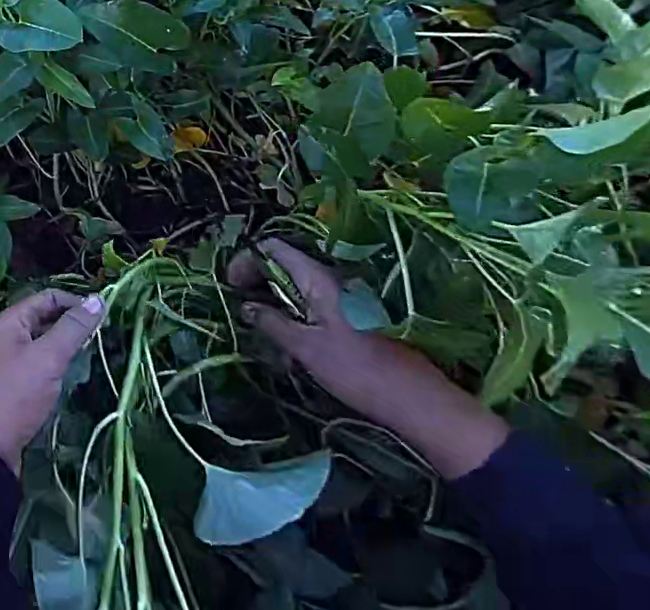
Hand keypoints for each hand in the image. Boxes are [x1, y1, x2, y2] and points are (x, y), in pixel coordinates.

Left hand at [0, 289, 105, 473]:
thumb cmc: (15, 395)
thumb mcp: (48, 357)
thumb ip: (73, 328)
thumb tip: (99, 299)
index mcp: (12, 322)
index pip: (49, 297)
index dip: (76, 302)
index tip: (105, 316)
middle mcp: (9, 337)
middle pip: (47, 319)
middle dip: (74, 325)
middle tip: (103, 337)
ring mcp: (11, 364)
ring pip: (46, 345)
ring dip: (69, 348)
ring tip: (93, 357)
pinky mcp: (16, 388)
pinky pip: (42, 368)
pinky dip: (59, 369)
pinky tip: (74, 379)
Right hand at [229, 239, 508, 478]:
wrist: (419, 401)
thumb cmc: (358, 371)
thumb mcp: (306, 348)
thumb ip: (272, 322)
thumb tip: (246, 306)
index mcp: (318, 277)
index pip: (274, 248)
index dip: (247, 259)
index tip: (230, 285)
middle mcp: (332, 278)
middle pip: (285, 263)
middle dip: (257, 279)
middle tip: (240, 305)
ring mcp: (345, 295)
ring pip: (299, 283)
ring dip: (274, 298)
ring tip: (262, 327)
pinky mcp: (354, 314)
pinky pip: (314, 300)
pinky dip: (294, 310)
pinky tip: (289, 339)